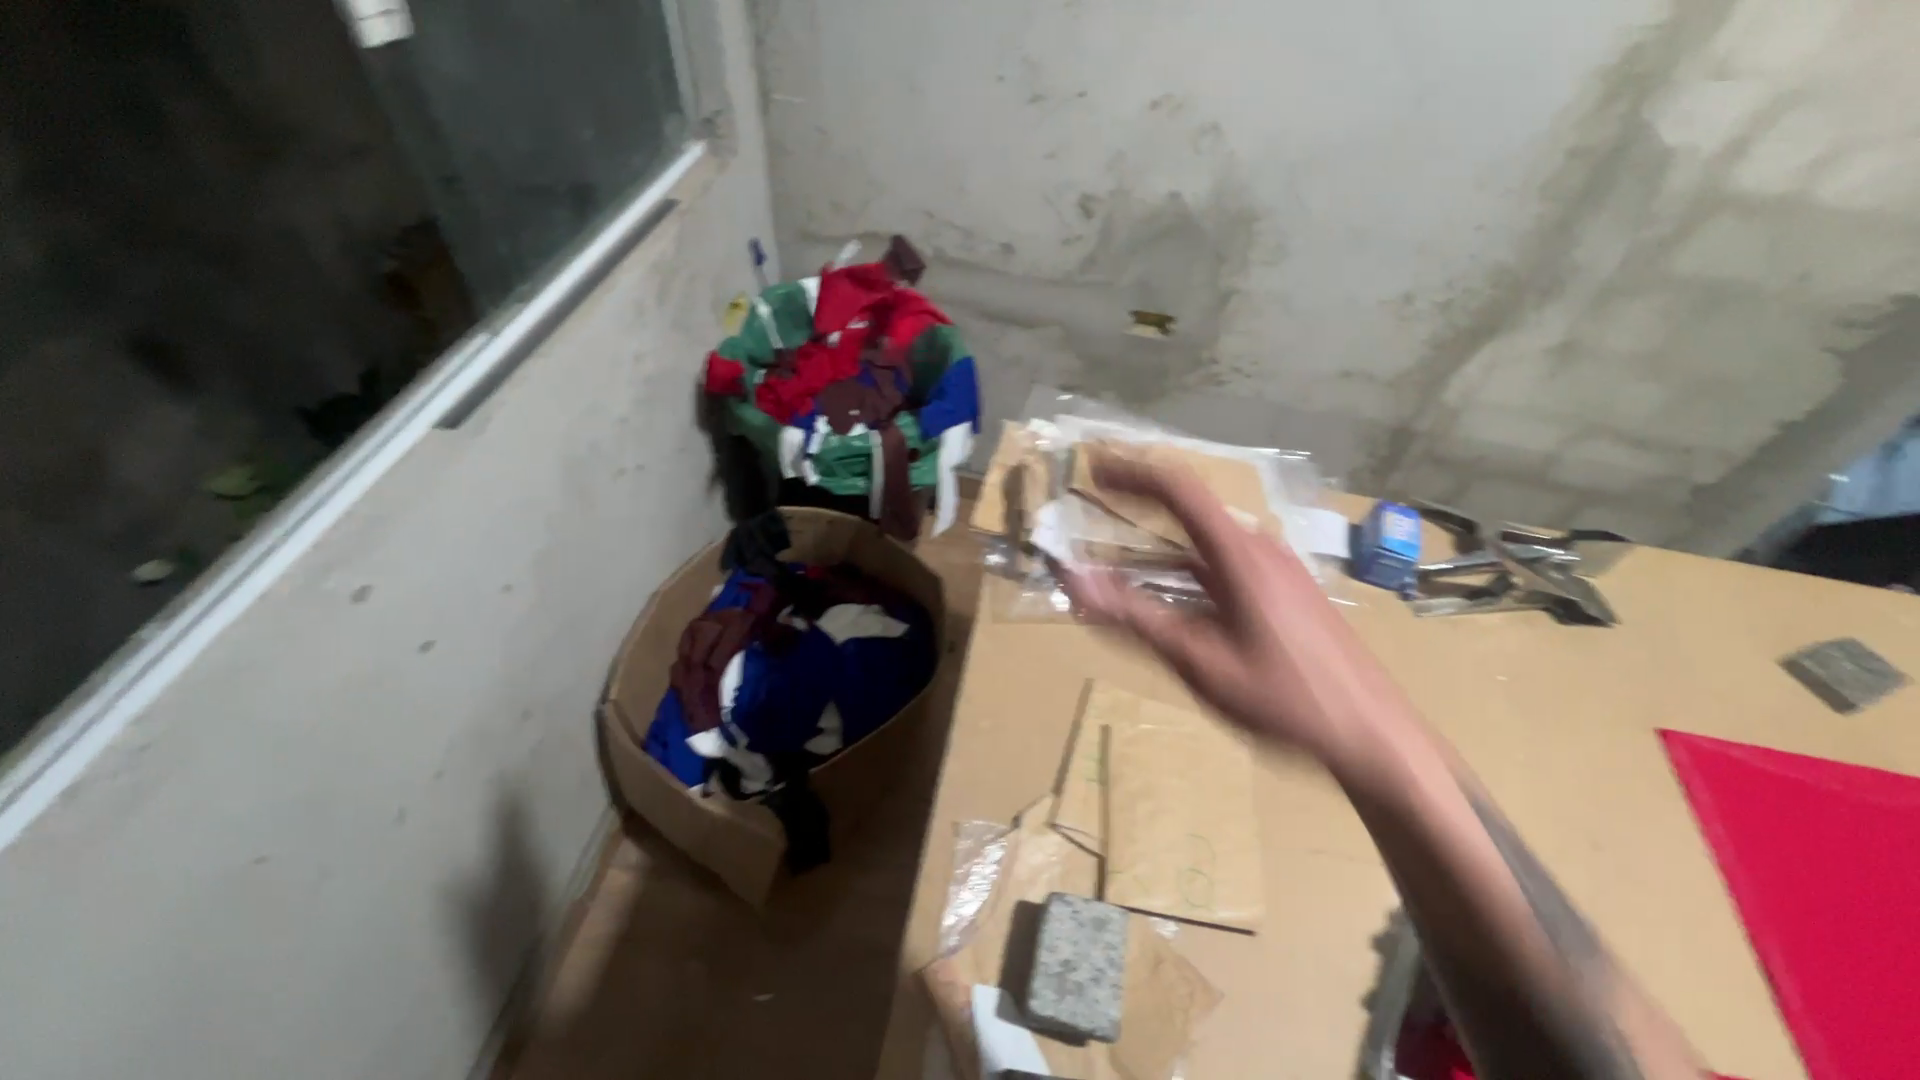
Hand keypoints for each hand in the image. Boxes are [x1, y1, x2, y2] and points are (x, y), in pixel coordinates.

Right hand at [1061, 452, 1395, 768]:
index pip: (1179, 490)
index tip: (1093, 471)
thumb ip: (1134, 617)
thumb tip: (1074, 580)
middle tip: (1098, 521)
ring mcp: (1282, 570)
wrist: (1374, 735)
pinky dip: (1191, 573)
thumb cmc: (1285, 700)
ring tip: (1126, 571)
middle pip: (1193, 513)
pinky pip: (1229, 566)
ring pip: (1209, 545)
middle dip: (1141, 511)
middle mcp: (1263, 550)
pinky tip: (1178, 607)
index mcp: (1240, 555)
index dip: (1132, 475)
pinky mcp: (1291, 592)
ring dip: (1164, 550)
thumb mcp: (1198, 661)